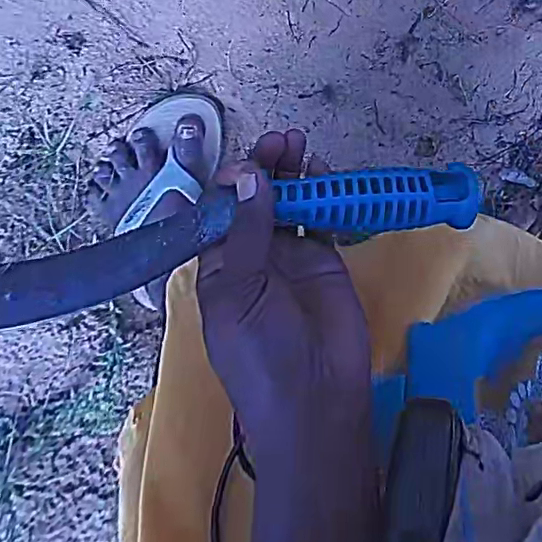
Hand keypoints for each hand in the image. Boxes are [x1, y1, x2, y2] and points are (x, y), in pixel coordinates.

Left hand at [197, 131, 377, 541]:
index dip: (231, 182)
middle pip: (256, 198)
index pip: (220, 210)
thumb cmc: (261, 355)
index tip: (245, 163)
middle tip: (278, 141)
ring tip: (296, 144)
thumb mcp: (240, 293)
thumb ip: (247, 231)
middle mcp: (252, 253)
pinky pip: (319, 216)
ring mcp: (289, 254)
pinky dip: (319, 192)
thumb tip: (248, 174)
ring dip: (290, 172)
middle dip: (263, 167)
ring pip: (287, 201)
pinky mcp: (322, 257)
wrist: (316, 400)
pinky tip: (318, 171)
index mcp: (219, 264)